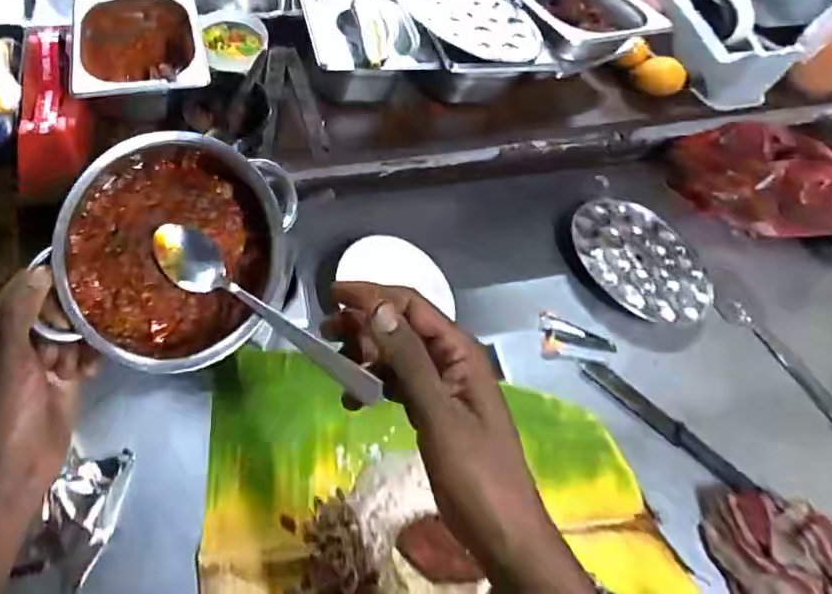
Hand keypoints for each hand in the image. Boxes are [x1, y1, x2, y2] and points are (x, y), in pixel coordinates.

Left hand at [0, 265, 97, 501]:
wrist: (17, 474)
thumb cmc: (5, 414)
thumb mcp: (10, 358)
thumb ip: (23, 312)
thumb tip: (41, 269)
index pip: (25, 286)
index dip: (49, 276)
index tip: (79, 265)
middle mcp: (22, 336)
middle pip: (54, 303)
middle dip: (73, 304)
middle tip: (93, 305)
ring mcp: (45, 356)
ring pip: (72, 326)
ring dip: (87, 329)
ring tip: (102, 329)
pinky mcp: (67, 374)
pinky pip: (84, 351)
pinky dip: (91, 355)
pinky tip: (92, 368)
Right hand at [327, 282, 596, 593]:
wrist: (505, 537)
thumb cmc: (477, 473)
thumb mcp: (438, 414)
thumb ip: (408, 359)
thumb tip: (377, 307)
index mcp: (459, 351)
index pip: (410, 305)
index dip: (371, 294)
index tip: (332, 295)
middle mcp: (450, 360)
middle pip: (401, 325)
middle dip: (363, 323)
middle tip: (326, 331)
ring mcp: (443, 385)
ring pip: (397, 353)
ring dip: (365, 354)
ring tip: (336, 365)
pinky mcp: (434, 409)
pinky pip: (399, 382)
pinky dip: (375, 383)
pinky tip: (355, 399)